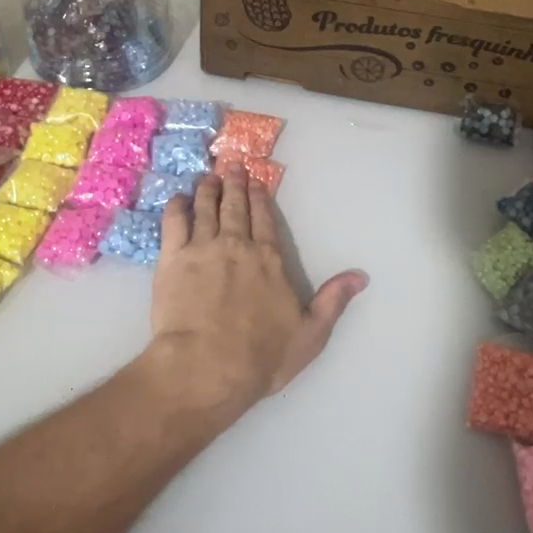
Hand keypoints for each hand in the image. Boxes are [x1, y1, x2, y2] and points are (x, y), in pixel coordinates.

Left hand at [147, 163, 366, 413]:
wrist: (205, 367)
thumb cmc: (260, 356)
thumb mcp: (310, 334)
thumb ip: (333, 300)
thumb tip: (361, 276)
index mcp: (269, 260)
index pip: (265, 220)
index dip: (260, 198)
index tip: (256, 181)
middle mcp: (237, 245)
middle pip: (236, 207)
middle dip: (235, 183)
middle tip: (231, 165)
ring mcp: (202, 249)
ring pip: (206, 208)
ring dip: (208, 189)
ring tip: (208, 176)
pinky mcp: (172, 259)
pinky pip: (174, 223)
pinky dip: (176, 207)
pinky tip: (178, 199)